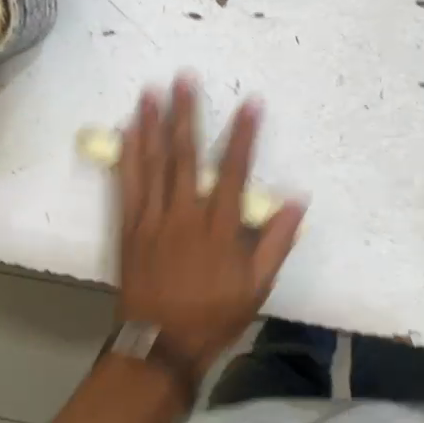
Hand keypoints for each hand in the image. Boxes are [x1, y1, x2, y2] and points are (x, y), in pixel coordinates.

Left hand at [114, 76, 304, 375]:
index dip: (244, 134)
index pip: (234, 170)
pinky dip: (126, 157)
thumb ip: (275, 242)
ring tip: (151, 91)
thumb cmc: (214, 314)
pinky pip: (126, 186)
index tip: (250, 103)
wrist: (161, 344)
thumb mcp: (257, 286)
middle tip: (183, 78)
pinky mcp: (129, 227)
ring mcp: (152, 219)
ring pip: (151, 163)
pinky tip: (126, 131)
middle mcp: (184, 215)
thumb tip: (297, 202)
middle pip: (185, 155)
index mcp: (218, 227)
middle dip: (185, 113)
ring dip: (151, 124)